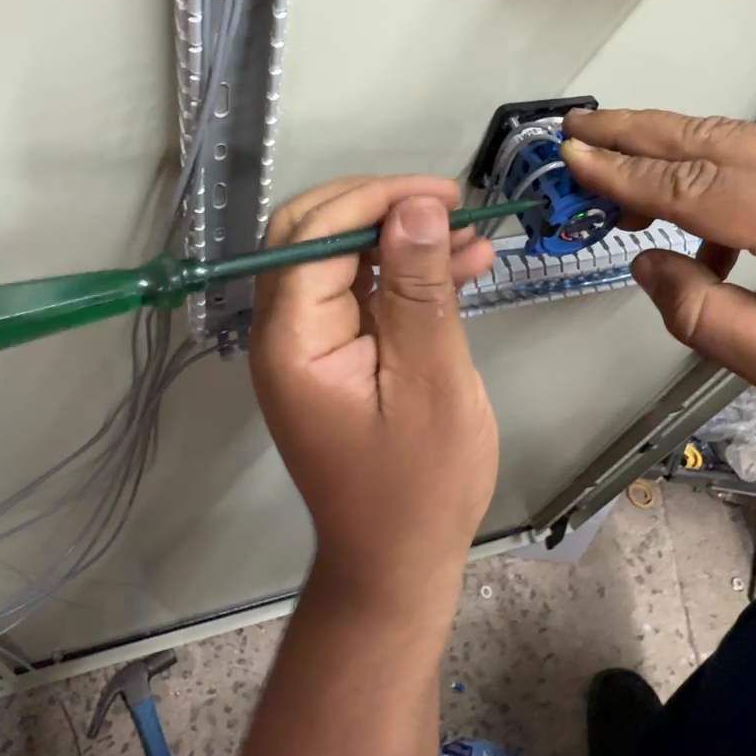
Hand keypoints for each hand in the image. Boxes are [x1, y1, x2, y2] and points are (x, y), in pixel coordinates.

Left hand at [250, 178, 499, 592]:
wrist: (398, 561)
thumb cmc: (418, 485)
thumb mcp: (430, 382)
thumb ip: (418, 290)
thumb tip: (414, 206)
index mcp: (292, 340)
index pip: (311, 236)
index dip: (372, 200)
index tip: (440, 194)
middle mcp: (285, 332)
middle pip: (311, 235)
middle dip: (378, 207)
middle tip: (446, 204)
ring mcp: (308, 343)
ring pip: (341, 259)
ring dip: (400, 239)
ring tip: (471, 234)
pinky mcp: (335, 354)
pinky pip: (362, 294)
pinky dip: (405, 276)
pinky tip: (464, 266)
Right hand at [560, 109, 755, 460]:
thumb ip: (705, 318)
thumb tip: (648, 262)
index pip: (696, 187)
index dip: (625, 172)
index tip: (569, 154)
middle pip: (713, 138)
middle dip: (635, 130)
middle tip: (575, 123)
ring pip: (742, 136)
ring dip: (671, 143)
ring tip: (613, 156)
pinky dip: (718, 163)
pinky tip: (697, 204)